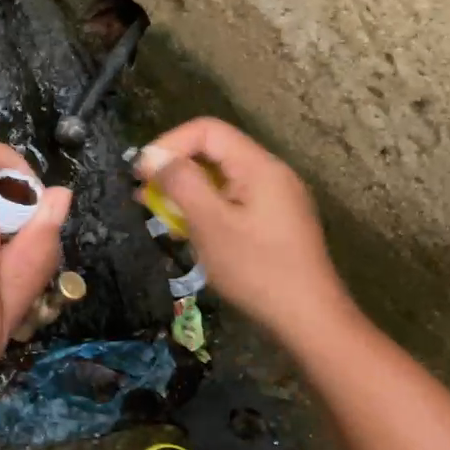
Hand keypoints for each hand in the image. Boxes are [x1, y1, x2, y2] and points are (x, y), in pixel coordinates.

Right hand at [136, 118, 352, 338]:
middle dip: (174, 168)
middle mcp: (270, 173)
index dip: (168, 144)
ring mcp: (275, 197)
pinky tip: (190, 230)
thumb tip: (153, 157)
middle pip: (213, 151)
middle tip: (145, 196)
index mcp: (259, 167)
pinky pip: (231, 198)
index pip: (206, 131)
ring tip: (161, 215)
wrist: (308, 319)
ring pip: (220, 176)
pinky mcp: (273, 219)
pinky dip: (204, 206)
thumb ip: (180, 183)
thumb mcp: (210, 224)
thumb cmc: (256, 269)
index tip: (141, 175)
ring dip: (186, 189)